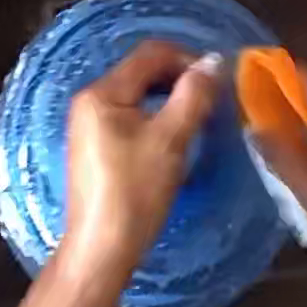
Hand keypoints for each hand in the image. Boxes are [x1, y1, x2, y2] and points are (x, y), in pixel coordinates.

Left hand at [62, 40, 218, 276]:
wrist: (101, 252)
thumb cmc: (135, 193)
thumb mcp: (170, 140)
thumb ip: (193, 95)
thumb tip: (214, 61)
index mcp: (103, 92)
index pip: (150, 54)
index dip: (187, 58)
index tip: (217, 79)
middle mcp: (91, 99)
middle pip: (142, 70)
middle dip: (179, 76)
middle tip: (211, 97)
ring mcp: (90, 122)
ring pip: (138, 92)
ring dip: (170, 94)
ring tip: (198, 112)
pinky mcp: (95, 142)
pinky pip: (130, 112)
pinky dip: (156, 112)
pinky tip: (174, 131)